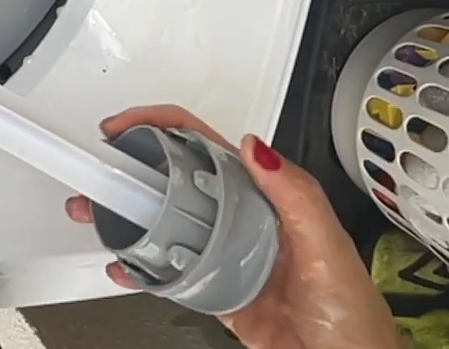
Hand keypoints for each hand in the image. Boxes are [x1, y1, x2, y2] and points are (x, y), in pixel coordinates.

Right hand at [67, 105, 399, 348]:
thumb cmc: (354, 324)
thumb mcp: (329, 252)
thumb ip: (296, 197)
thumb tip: (255, 147)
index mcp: (259, 193)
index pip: (199, 140)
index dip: (157, 123)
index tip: (124, 127)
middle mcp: (234, 215)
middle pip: (168, 174)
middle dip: (126, 166)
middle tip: (99, 171)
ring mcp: (219, 250)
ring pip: (159, 218)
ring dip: (122, 213)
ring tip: (95, 214)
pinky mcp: (211, 287)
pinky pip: (164, 267)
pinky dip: (137, 264)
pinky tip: (126, 266)